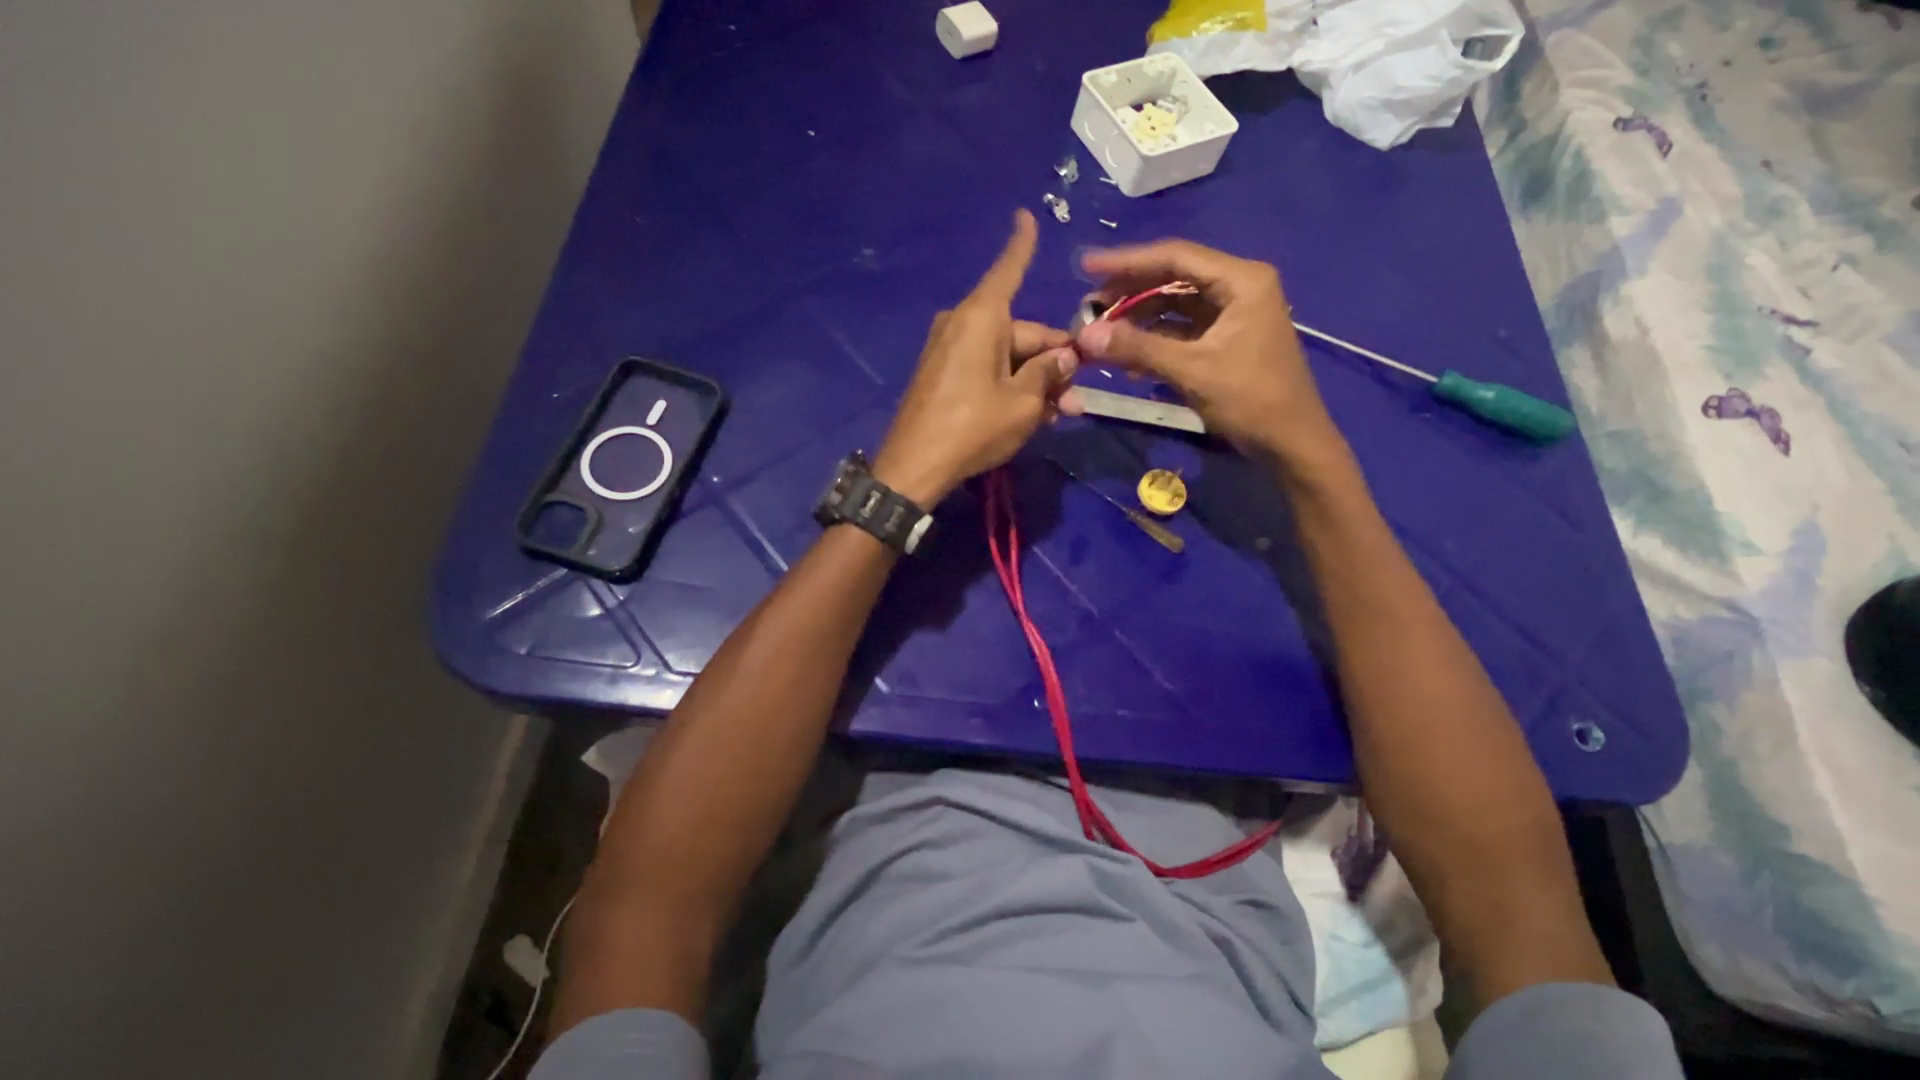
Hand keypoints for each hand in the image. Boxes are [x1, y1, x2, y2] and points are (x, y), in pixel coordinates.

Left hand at [872, 210, 1077, 507]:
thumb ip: (1049, 373)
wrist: (914, 466)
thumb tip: (1066, 357)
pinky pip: (987, 369)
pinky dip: (1012, 386)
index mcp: (982, 317)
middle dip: (1053, 361)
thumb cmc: (973, 427)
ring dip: (1037, 381)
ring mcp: (949, 350)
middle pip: (1021, 331)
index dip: (1023, 245)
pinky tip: (1034, 415)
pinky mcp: (942, 375)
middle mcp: (963, 324)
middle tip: (1079, 397)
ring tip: (1063, 414)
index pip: (1009, 269)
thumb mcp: (1024, 403)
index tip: (1025, 215)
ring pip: (1007, 356)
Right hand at [1075, 240, 1347, 471]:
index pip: (1175, 257)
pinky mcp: (1227, 338)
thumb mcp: (1191, 371)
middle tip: (1088, 308)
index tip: (1085, 267)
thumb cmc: (1251, 400)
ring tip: (1101, 334)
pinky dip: (1155, 339)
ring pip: (1174, 304)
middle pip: (1173, 277)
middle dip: (1128, 293)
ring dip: (1138, 318)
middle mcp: (1239, 286)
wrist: (1292, 444)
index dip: (1126, 261)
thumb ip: (1138, 348)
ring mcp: (1234, 313)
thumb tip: (1085, 335)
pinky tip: (1126, 359)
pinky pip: (1182, 329)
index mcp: (1241, 281)